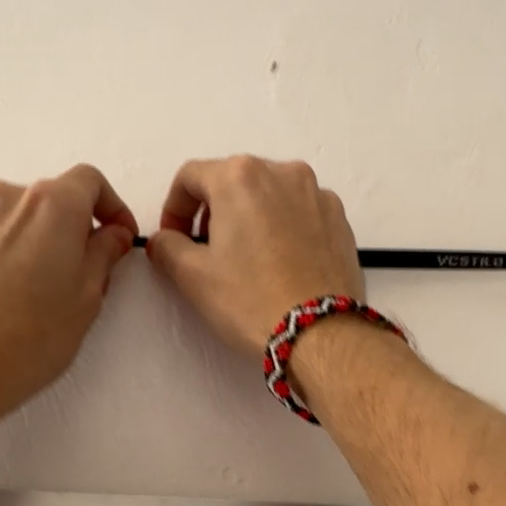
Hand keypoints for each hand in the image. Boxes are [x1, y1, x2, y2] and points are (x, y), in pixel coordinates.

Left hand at [0, 165, 136, 433]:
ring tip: (46, 287)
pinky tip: (13, 292)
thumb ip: (104, 254)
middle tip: (87, 272)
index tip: (120, 238)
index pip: (91, 181)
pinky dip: (12, 250)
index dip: (113, 207)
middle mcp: (9, 196)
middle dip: (76, 228)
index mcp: (51, 205)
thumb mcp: (87, 299)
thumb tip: (112, 234)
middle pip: (54, 198)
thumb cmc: (31, 340)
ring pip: (22, 216)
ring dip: (41, 239)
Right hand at [145, 156, 363, 353]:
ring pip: (270, 196)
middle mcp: (282, 172)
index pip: (191, 177)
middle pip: (233, 181)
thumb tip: (165, 240)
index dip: (174, 208)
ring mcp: (318, 194)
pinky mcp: (340, 220)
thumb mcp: (192, 276)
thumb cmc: (251, 301)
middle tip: (206, 253)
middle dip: (213, 212)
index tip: (174, 240)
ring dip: (250, 219)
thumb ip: (167, 247)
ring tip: (247, 261)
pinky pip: (300, 213)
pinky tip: (280, 266)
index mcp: (240, 176)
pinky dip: (283, 229)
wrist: (321, 333)